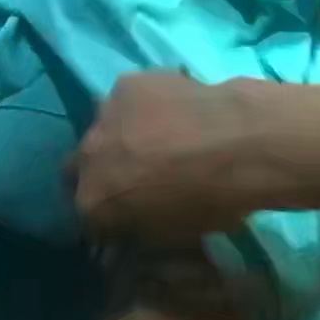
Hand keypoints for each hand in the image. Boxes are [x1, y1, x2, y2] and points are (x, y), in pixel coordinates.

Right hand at [72, 73, 280, 236]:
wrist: (235, 141)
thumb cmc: (207, 200)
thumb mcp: (169, 237)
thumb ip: (137, 230)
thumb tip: (131, 226)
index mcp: (92, 202)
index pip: (87, 213)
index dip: (108, 212)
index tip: (127, 210)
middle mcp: (88, 156)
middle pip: (85, 164)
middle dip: (105, 169)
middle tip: (138, 171)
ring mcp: (104, 113)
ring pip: (104, 125)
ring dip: (120, 133)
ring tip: (158, 134)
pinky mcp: (125, 82)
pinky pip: (126, 98)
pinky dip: (142, 104)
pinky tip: (170, 107)